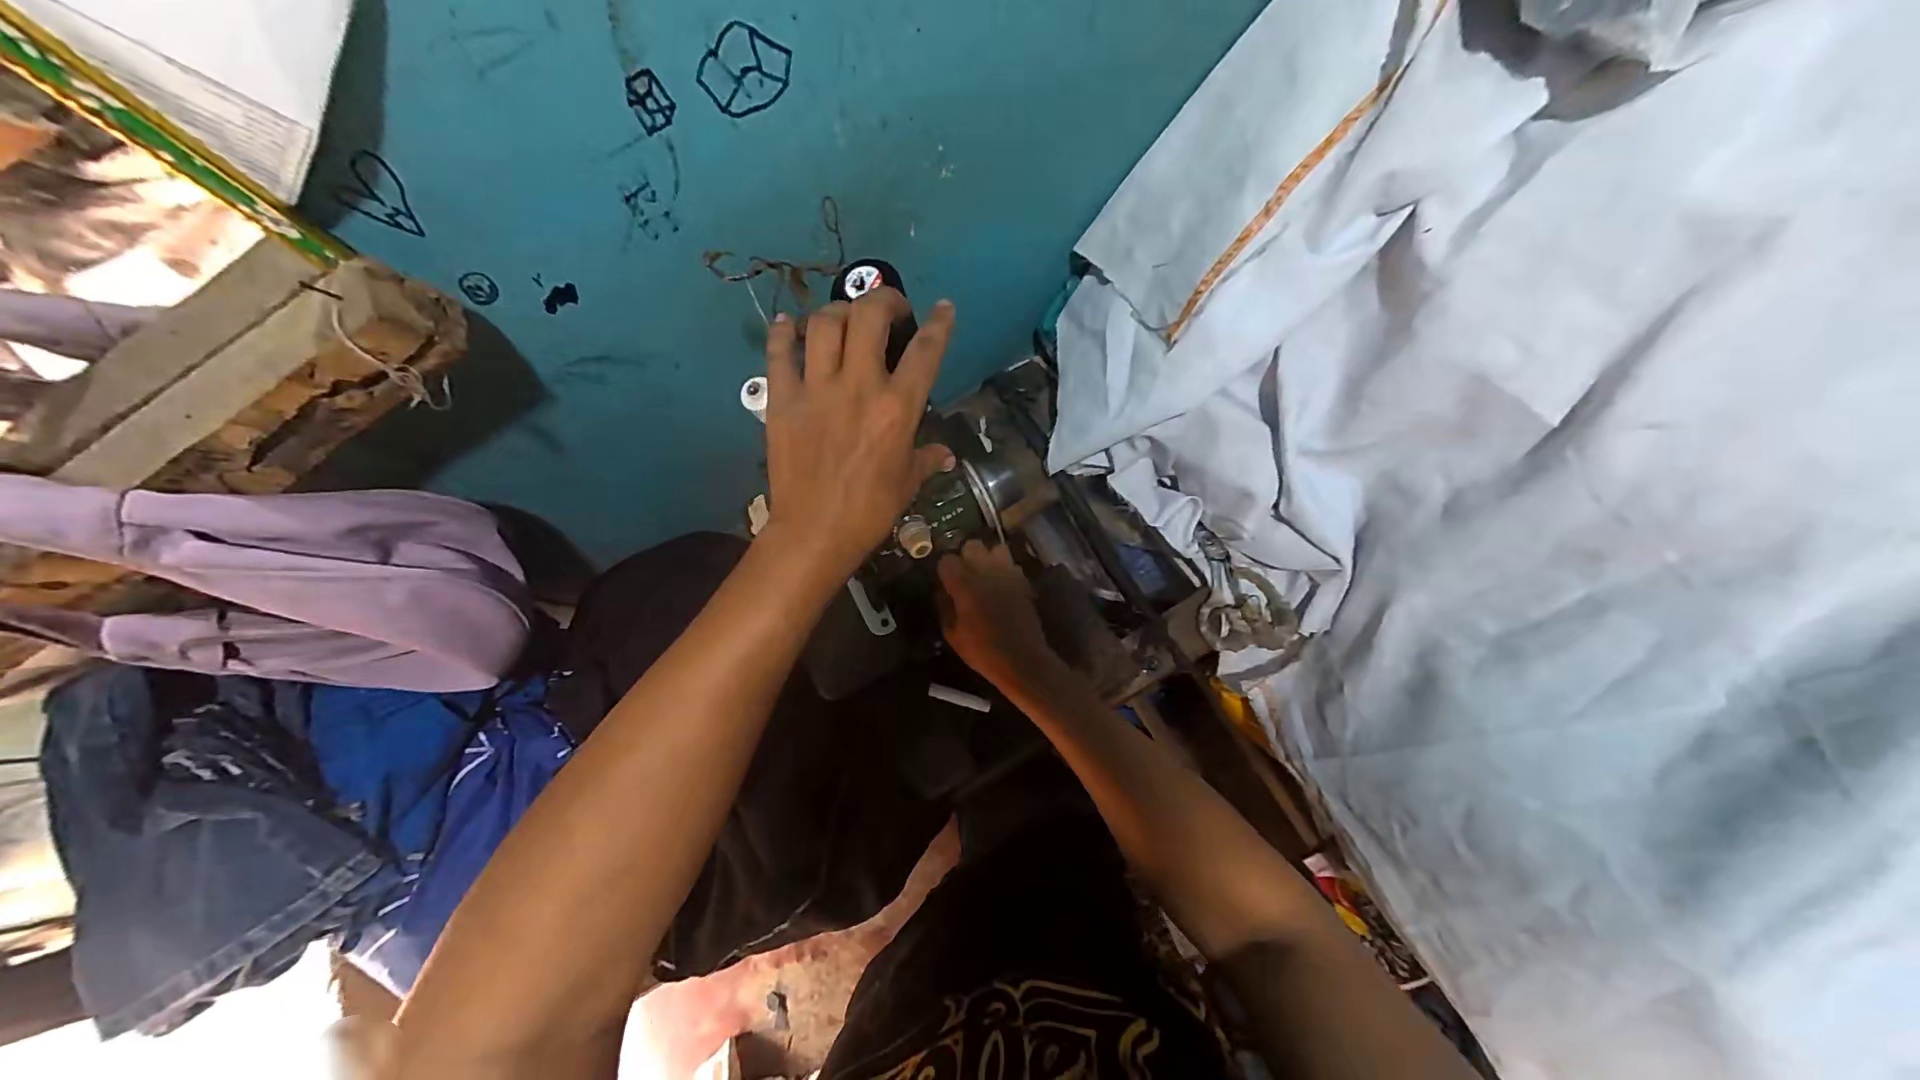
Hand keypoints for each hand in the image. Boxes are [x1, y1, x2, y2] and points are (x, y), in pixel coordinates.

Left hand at [762, 287, 954, 579]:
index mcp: (898, 408)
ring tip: (844, 320)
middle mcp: (859, 386)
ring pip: (824, 324)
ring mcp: (816, 390)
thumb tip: (946, 455)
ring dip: (838, 311)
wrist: (814, 533)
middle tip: (888, 309)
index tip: (943, 307)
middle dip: (883, 299)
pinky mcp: (782, 400)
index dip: (939, 322)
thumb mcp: (907, 484)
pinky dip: (784, 333)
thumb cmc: (869, 512)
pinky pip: (779, 353)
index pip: (925, 350)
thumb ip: (927, 459)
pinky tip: (790, 325)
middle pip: (869, 315)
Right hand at [937, 540, 1062, 689]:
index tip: (945, 583)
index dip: (944, 570)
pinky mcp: (1023, 580)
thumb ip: (944, 606)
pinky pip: (1011, 564)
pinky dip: (1004, 570)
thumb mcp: (952, 634)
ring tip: (985, 576)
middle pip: (972, 545)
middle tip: (964, 576)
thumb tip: (942, 591)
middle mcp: (986, 571)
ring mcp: (1008, 573)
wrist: (1021, 659)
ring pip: (995, 549)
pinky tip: (1001, 586)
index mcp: (964, 583)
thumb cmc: (982, 651)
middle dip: (965, 557)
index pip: (947, 560)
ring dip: (987, 558)